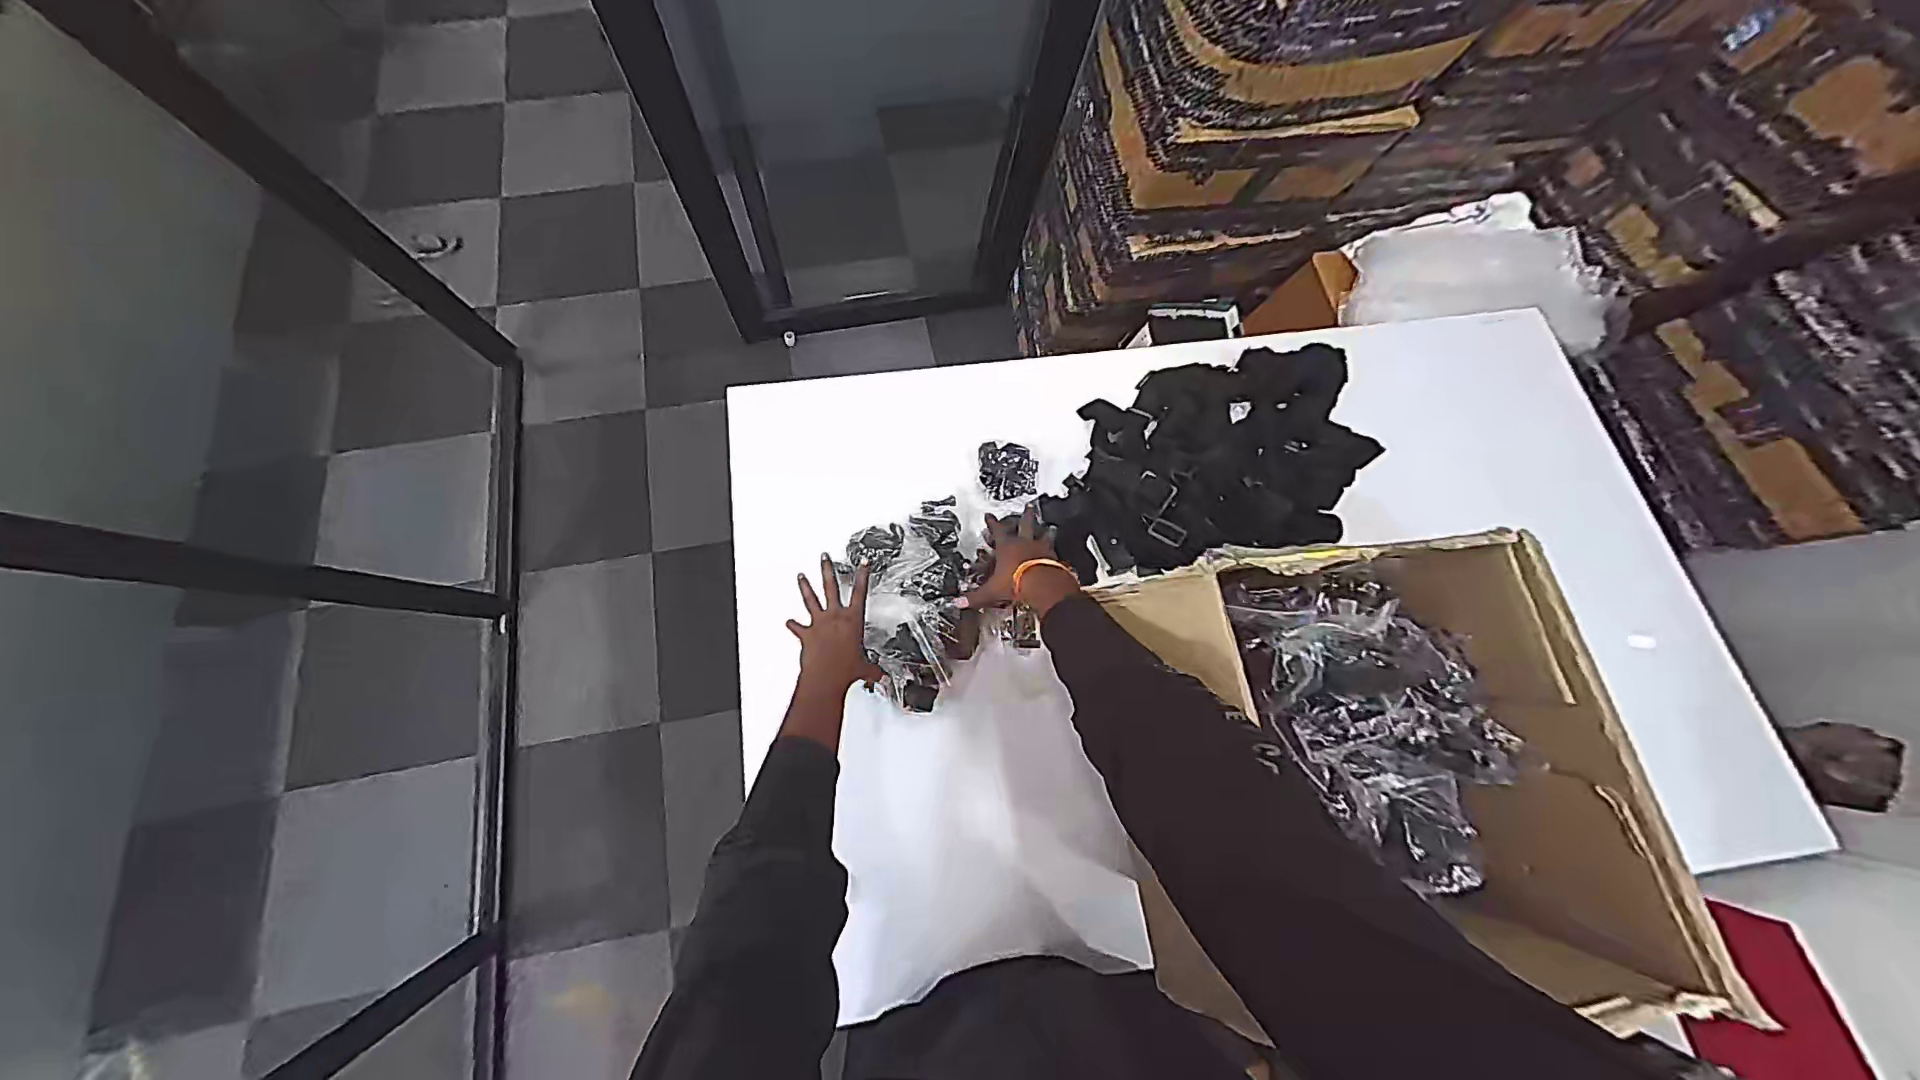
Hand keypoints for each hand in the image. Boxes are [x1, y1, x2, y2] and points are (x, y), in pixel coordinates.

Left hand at [787, 554, 884, 695]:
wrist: (827, 677)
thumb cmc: (847, 670)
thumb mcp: (866, 667)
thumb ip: (872, 668)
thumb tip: (878, 674)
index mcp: (853, 619)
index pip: (860, 591)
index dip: (863, 575)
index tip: (863, 562)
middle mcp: (835, 616)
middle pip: (831, 586)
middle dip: (827, 569)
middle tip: (825, 557)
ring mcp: (819, 623)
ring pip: (811, 599)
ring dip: (805, 586)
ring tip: (801, 575)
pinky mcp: (806, 634)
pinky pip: (797, 627)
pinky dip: (793, 624)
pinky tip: (789, 621)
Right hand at [957, 506, 1066, 611]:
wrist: (1043, 586)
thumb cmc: (1018, 583)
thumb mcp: (991, 591)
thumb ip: (975, 597)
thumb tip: (960, 602)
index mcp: (1007, 547)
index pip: (997, 530)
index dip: (992, 522)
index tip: (989, 516)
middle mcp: (1025, 544)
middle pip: (1025, 524)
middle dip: (1026, 515)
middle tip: (1028, 507)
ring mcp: (1041, 549)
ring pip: (1044, 534)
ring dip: (1045, 530)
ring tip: (1049, 526)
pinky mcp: (1054, 559)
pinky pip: (1055, 551)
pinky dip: (1055, 550)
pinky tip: (1057, 553)